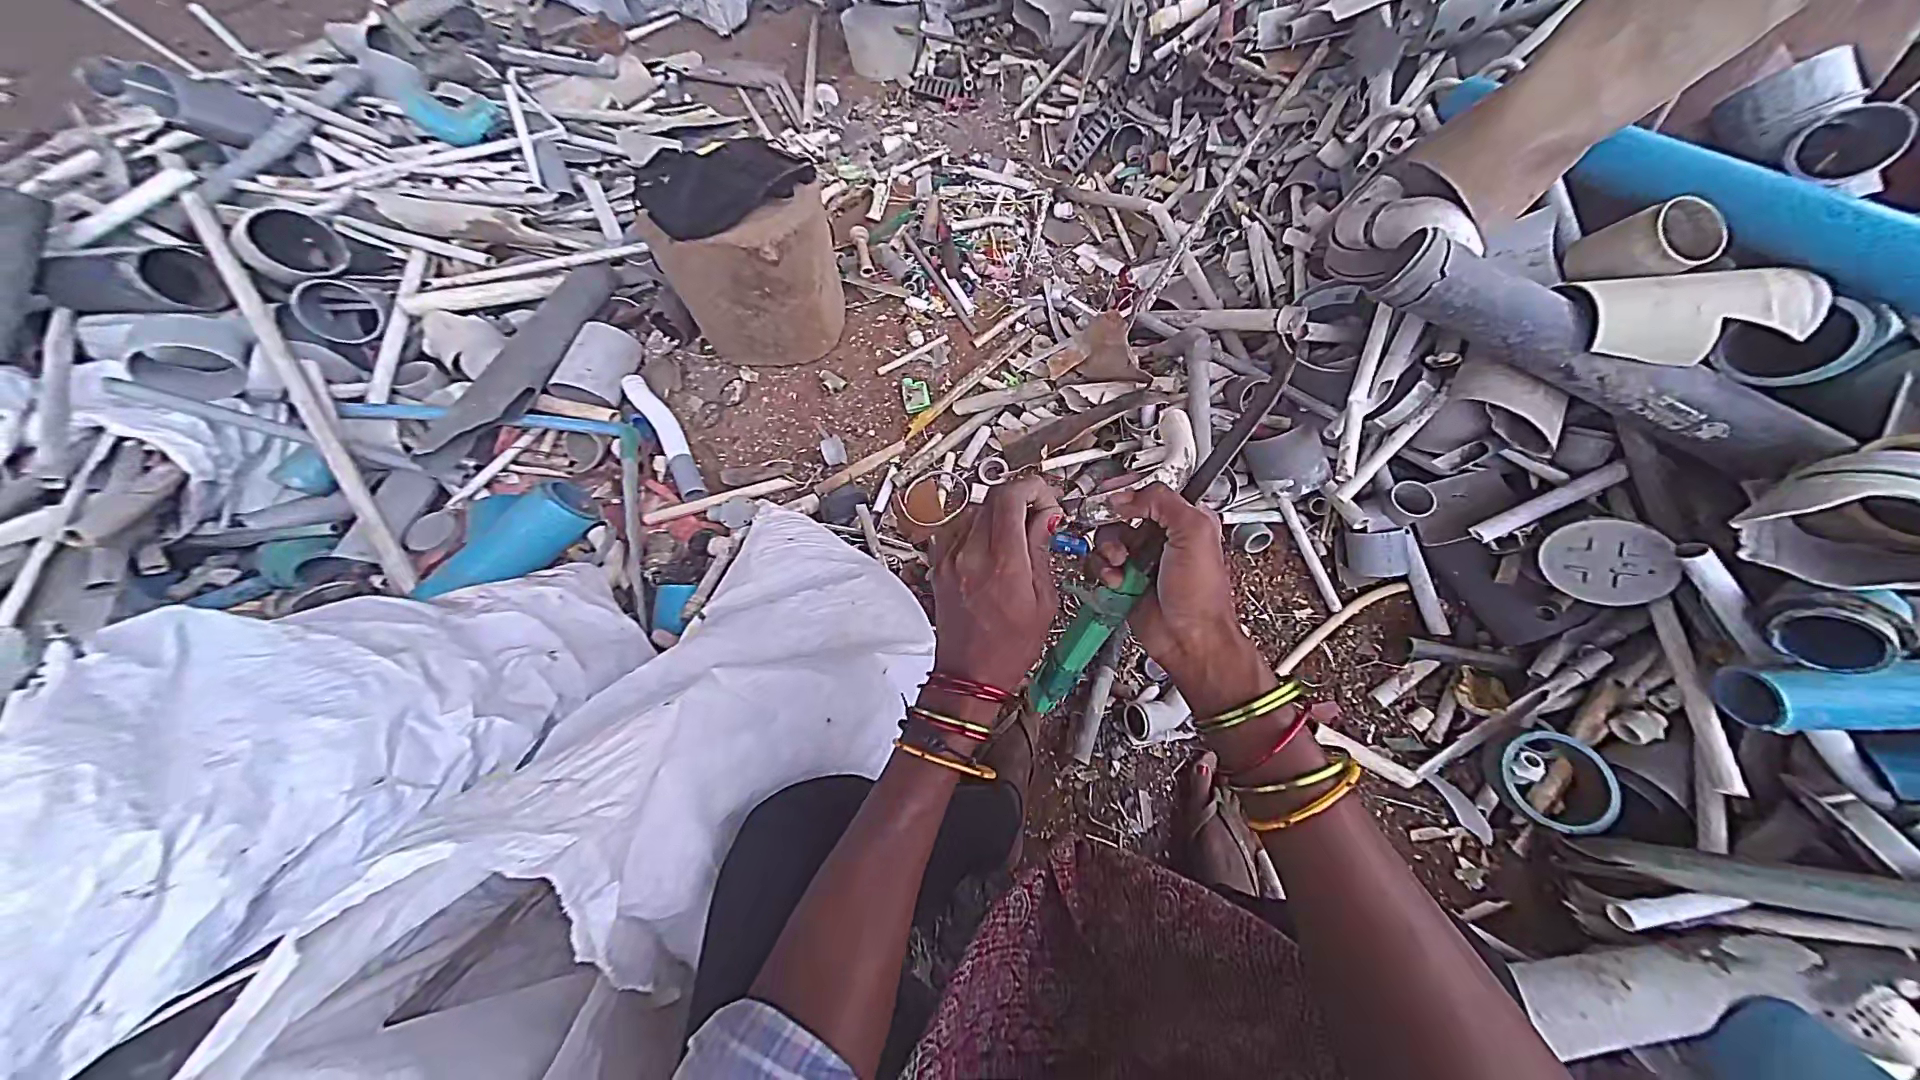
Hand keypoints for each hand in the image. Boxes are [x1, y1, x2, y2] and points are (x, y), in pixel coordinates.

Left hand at [928, 476, 1062, 695]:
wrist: (970, 673)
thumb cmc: (1008, 648)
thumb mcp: (1044, 600)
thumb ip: (1042, 550)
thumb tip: (1045, 518)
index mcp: (1002, 563)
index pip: (1010, 496)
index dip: (1033, 487)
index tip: (1047, 499)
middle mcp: (970, 554)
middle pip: (993, 497)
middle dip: (1021, 498)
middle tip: (1038, 517)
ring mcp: (949, 557)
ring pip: (975, 509)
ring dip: (999, 512)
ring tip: (1016, 536)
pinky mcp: (938, 563)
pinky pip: (957, 528)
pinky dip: (977, 527)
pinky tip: (991, 545)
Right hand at [1094, 483, 1274, 716]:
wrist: (1189, 640)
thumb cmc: (1202, 596)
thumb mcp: (1194, 532)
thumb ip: (1162, 502)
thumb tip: (1127, 496)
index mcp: (1183, 520)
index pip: (1149, 491)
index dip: (1129, 490)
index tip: (1113, 495)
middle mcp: (1160, 537)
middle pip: (1120, 513)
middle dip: (1114, 524)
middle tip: (1119, 538)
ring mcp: (1140, 559)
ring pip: (1105, 538)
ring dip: (1107, 550)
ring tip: (1121, 565)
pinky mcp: (1123, 580)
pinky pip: (1098, 564)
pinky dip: (1102, 571)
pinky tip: (1117, 581)